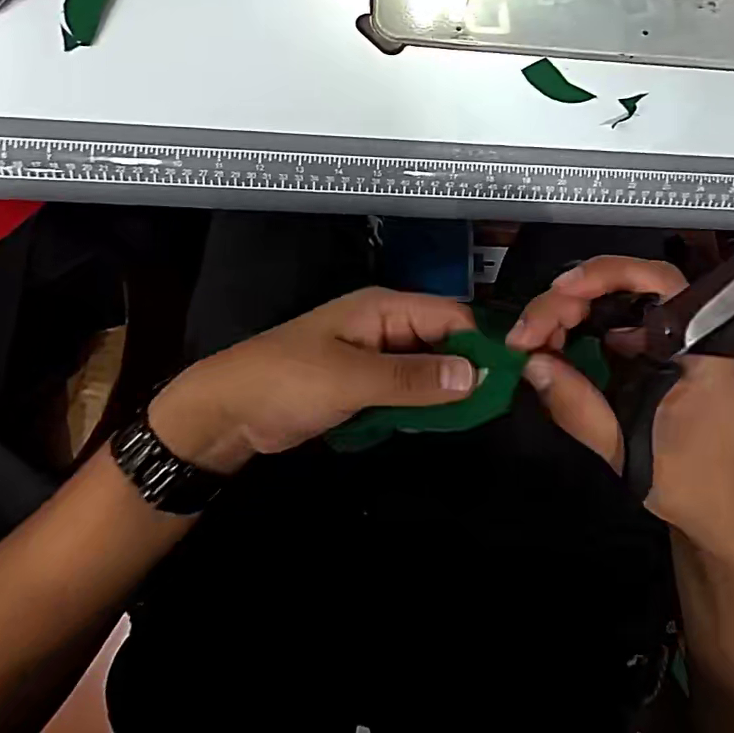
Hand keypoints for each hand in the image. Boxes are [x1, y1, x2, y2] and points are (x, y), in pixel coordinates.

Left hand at [148, 288, 478, 475]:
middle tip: (492, 409)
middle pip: (441, 342)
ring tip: (471, 421)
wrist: (227, 411)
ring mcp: (374, 356)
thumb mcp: (353, 379)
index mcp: (383, 308)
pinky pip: (406, 390)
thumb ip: (414, 378)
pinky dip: (421, 405)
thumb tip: (477, 375)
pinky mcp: (364, 384)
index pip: (449, 316)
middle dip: (465, 371)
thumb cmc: (287, 382)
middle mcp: (385, 326)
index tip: (506, 381)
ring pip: (426, 369)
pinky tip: (436, 424)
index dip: (479, 344)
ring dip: (444, 392)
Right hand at [505, 256, 733, 548]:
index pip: (657, 281)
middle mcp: (684, 331)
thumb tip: (531, 363)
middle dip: (567, 302)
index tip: (561, 291)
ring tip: (530, 341)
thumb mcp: (630, 453)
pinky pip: (609, 323)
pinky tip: (551, 346)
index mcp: (699, 346)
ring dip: (565, 314)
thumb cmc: (690, 484)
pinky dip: (575, 329)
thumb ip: (580, 408)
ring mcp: (665, 339)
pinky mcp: (649, 351)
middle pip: (621, 289)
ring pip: (609, 303)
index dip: (606, 275)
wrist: (719, 511)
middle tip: (525, 334)